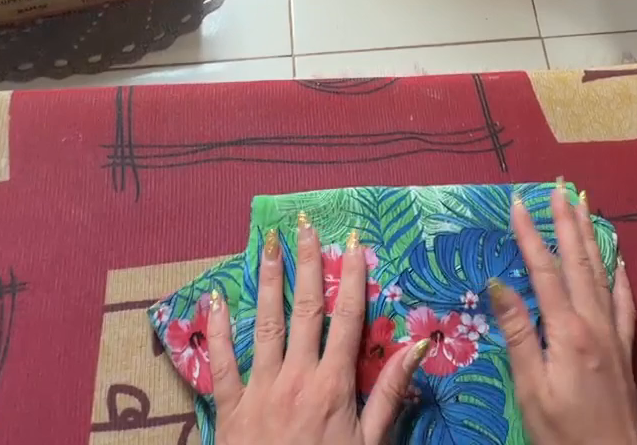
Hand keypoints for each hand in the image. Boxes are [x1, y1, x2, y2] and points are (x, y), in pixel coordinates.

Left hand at [211, 219, 424, 444]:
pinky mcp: (229, 409)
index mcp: (333, 385)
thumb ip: (390, 395)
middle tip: (307, 226)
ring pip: (266, 324)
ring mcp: (260, 390)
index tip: (353, 243)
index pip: (347, 319)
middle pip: (305, 310)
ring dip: (269, 281)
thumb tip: (419, 346)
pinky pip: (222, 363)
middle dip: (308, 265)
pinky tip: (216, 298)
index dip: (352, 278)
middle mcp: (296, 377)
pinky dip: (218, 330)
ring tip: (270, 244)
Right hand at [488, 185, 636, 444]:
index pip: (544, 270)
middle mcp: (594, 321)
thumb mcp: (532, 390)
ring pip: (601, 272)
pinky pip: (625, 301)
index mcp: (568, 329)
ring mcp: (614, 333)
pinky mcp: (626, 349)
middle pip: (577, 261)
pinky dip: (619, 274)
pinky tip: (618, 259)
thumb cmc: (565, 435)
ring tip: (584, 205)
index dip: (530, 234)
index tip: (518, 202)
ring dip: (590, 236)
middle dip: (566, 221)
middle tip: (559, 186)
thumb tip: (499, 283)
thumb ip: (519, 335)